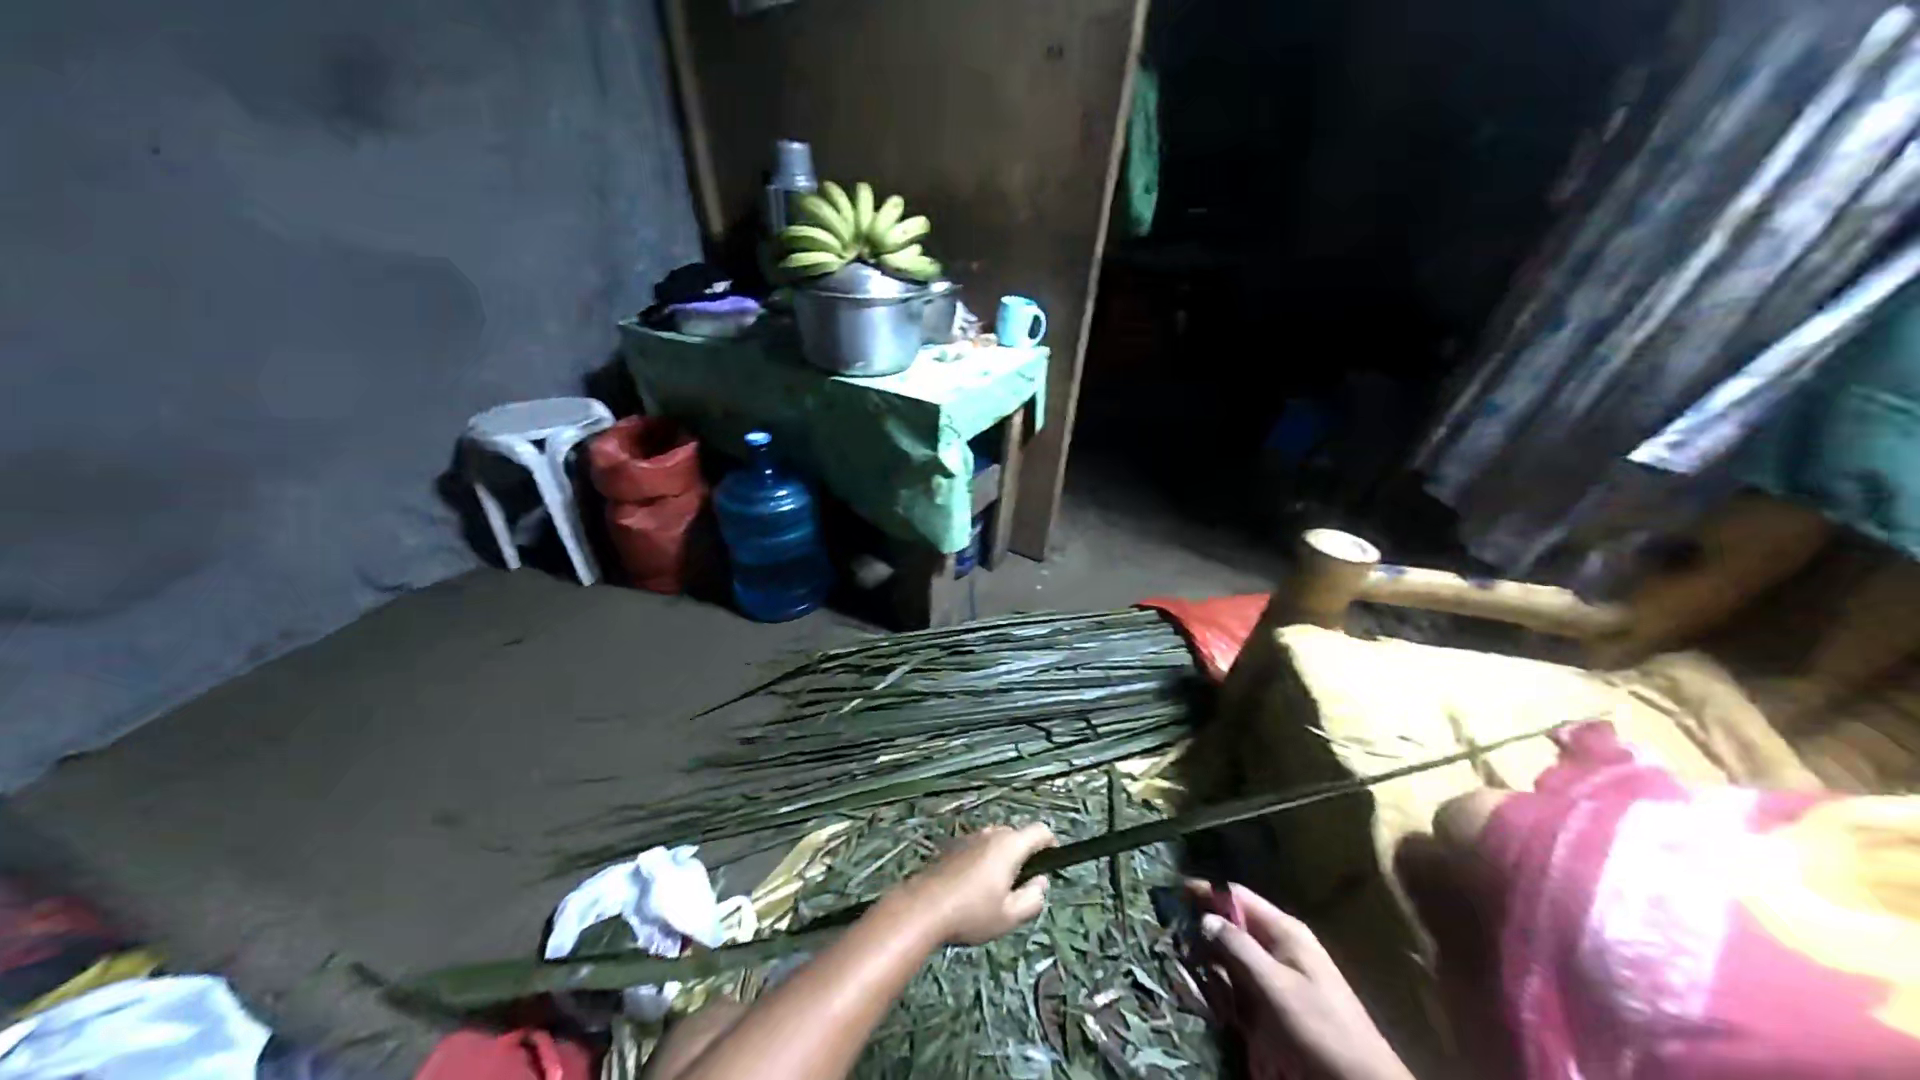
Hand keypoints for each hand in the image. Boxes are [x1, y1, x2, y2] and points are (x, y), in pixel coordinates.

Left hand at [890, 824, 1054, 945]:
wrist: (922, 908)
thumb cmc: (971, 913)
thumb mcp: (1010, 916)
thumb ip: (1033, 898)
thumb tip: (1040, 882)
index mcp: (1008, 846)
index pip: (1039, 830)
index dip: (1051, 843)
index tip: (1051, 860)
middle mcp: (989, 834)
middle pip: (1016, 835)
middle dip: (1024, 855)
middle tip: (1020, 886)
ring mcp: (968, 837)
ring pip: (995, 841)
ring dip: (1001, 858)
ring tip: (995, 890)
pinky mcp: (951, 846)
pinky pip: (976, 847)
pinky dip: (982, 860)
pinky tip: (972, 888)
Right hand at [1185, 881, 1413, 1079]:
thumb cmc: (1320, 1029)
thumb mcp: (1275, 986)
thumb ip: (1238, 948)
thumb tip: (1205, 917)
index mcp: (1284, 931)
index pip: (1237, 896)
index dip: (1206, 892)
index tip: (1173, 892)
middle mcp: (1280, 946)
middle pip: (1233, 925)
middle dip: (1203, 930)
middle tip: (1171, 937)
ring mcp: (1279, 974)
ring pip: (1233, 956)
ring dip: (1210, 962)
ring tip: (1183, 968)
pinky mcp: (1277, 1002)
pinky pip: (1241, 984)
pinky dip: (1223, 986)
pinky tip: (1209, 997)